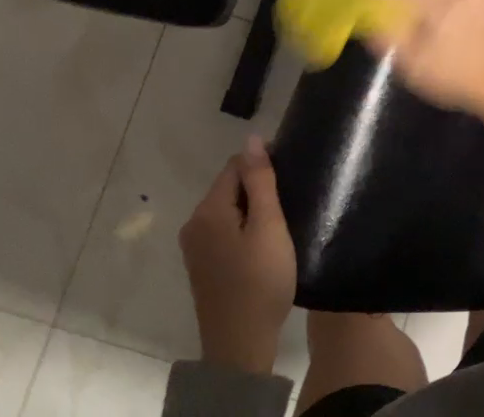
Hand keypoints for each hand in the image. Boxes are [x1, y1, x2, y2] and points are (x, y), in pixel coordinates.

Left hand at [178, 135, 296, 373]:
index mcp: (208, 210)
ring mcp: (195, 247)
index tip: (289, 180)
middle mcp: (194, 223)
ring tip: (280, 225)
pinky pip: (224, 230)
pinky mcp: (202, 265)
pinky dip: (243, 229)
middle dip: (257, 189)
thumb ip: (260, 181)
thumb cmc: (260, 281)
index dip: (263, 166)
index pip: (235, 165)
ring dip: (251, 210)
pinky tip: (262, 246)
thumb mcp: (269, 226)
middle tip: (288, 206)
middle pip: (228, 186)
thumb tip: (251, 139)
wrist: (240, 345)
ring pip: (228, 210)